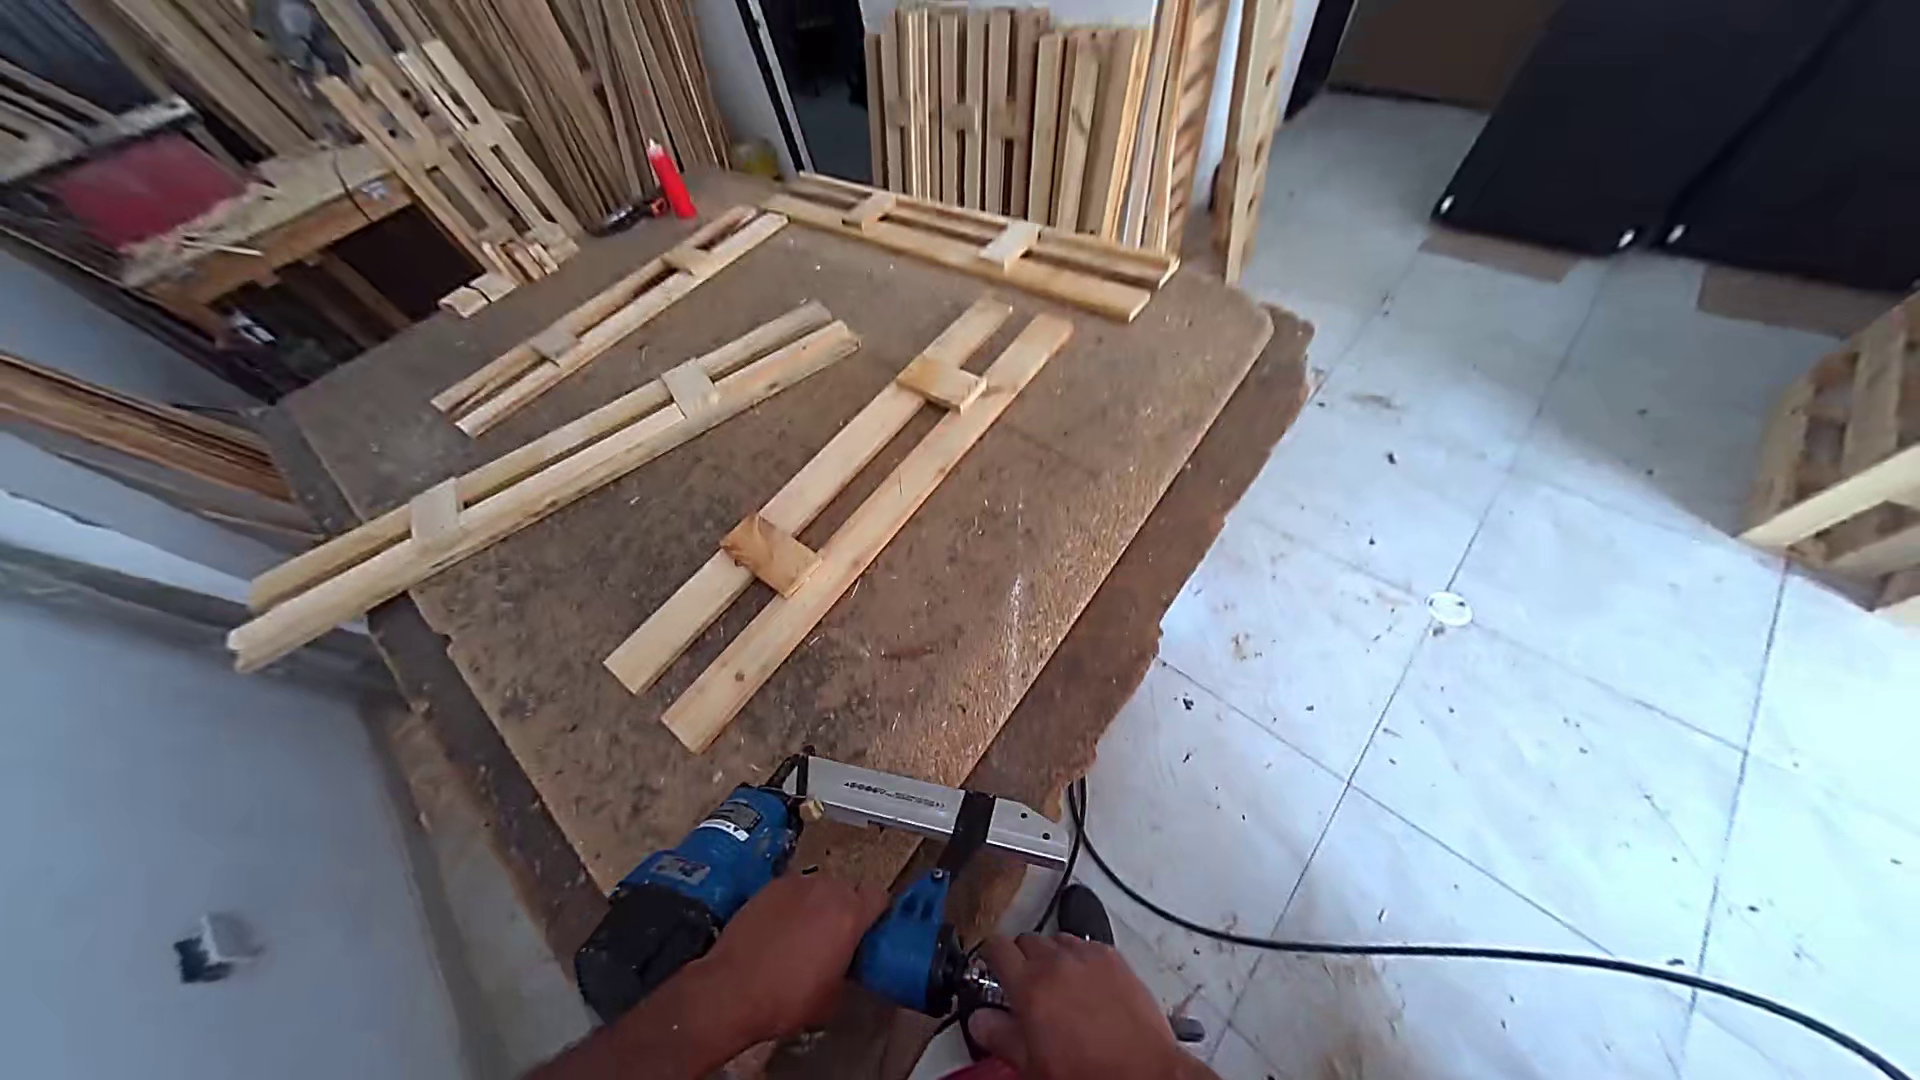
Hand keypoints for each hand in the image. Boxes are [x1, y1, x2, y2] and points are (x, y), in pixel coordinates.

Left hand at [696, 872, 890, 1041]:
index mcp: (850, 914)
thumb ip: (847, 969)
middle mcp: (828, 889)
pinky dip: (790, 904)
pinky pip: (792, 890)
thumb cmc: (785, 998)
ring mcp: (798, 884)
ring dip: (817, 905)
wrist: (731, 989)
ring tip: (800, 933)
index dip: (876, 912)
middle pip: (847, 890)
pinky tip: (777, 929)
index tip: (868, 928)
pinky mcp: (771, 885)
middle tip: (832, 937)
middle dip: (843, 909)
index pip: (879, 896)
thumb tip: (846, 965)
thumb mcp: (830, 997)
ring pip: (819, 888)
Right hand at [969, 933, 1201, 1079]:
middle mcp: (1056, 961)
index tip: (994, 967)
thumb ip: (1001, 1036)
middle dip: (1022, 960)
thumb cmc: (1090, 1076)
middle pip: (1025, 940)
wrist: (1143, 1077)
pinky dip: (1081, 959)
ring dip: (1052, 957)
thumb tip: (980, 1021)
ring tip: (1060, 988)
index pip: (997, 946)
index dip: (991, 955)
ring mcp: (1086, 954)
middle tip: (1028, 988)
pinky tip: (1087, 986)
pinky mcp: (1112, 956)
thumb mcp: (1033, 1067)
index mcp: (1030, 985)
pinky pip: (1086, 945)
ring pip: (1056, 940)